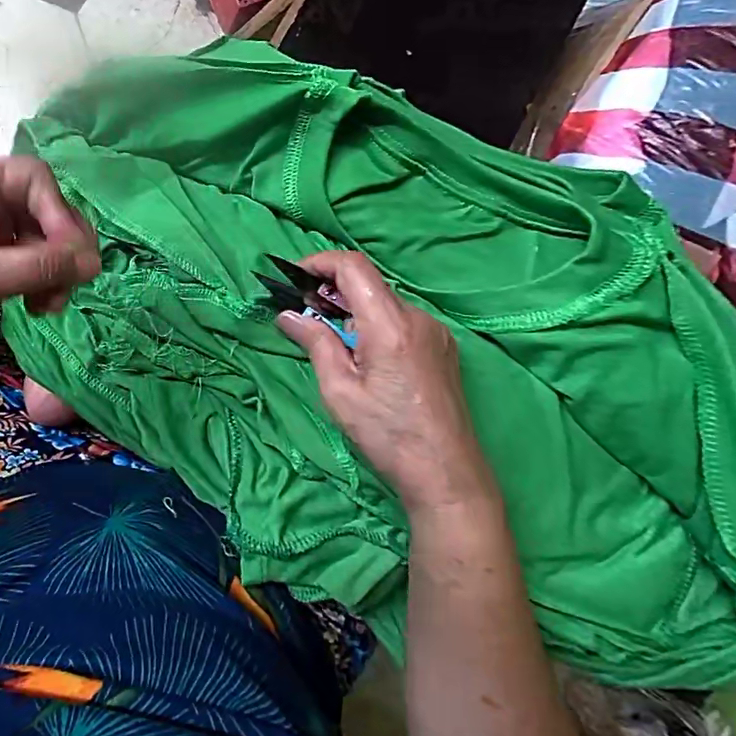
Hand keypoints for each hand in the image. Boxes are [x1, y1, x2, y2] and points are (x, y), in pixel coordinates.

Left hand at [0, 156, 100, 368]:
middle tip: (71, 285)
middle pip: (39, 209)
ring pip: (37, 240)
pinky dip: (38, 283)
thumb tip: (96, 262)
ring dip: (53, 271)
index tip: (75, 255)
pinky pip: (24, 263)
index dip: (59, 212)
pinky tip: (37, 308)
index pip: (31, 179)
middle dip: (59, 248)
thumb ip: (37, 267)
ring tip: (49, 306)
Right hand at [275, 251, 497, 512]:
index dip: (319, 263)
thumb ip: (315, 342)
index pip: (353, 267)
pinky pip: (401, 320)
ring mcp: (435, 331)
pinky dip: (374, 323)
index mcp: (390, 325)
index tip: (294, 278)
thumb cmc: (387, 435)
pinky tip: (363, 353)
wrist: (447, 473)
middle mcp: (418, 318)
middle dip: (331, 289)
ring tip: (330, 337)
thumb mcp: (339, 391)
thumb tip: (287, 315)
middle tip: (304, 312)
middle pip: (368, 283)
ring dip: (352, 309)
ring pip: (384, 302)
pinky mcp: (442, 347)